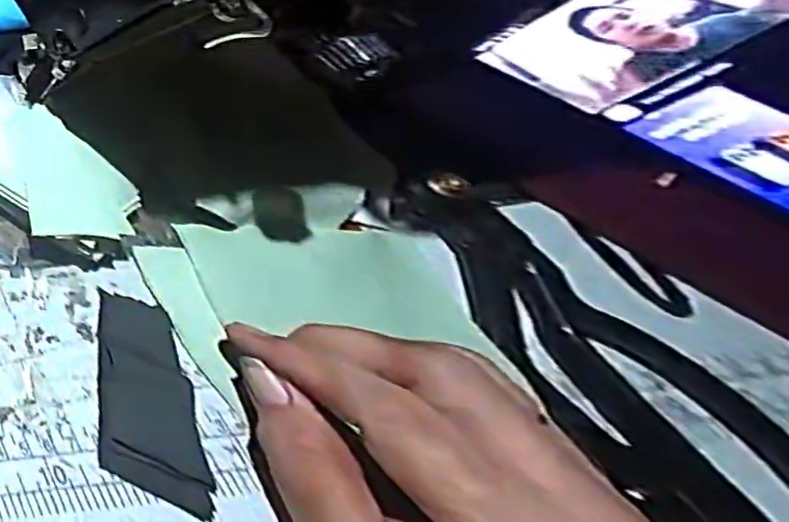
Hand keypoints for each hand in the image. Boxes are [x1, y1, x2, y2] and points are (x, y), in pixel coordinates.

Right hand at [228, 324, 642, 521]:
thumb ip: (317, 479)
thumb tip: (268, 386)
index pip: (390, 407)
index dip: (305, 363)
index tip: (247, 340)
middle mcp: (578, 507)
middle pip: (440, 375)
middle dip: (343, 351)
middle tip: (278, 352)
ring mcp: (599, 506)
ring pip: (477, 380)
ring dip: (382, 360)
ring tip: (322, 366)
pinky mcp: (596, 508)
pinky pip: (506, 407)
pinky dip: (428, 385)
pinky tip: (386, 397)